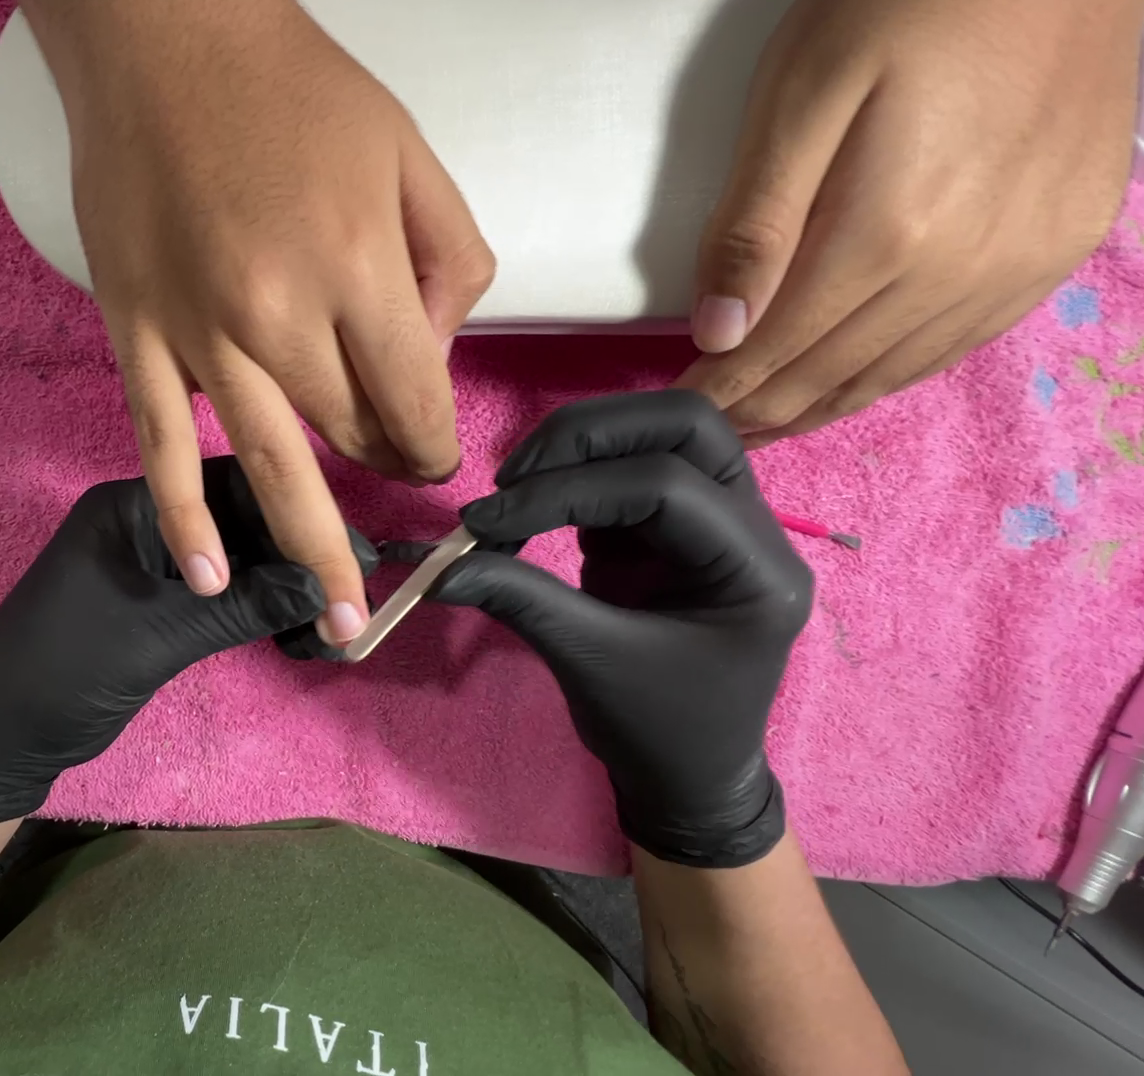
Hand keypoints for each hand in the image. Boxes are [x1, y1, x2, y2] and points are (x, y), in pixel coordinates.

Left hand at [0, 457, 370, 825]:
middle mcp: (141, 521)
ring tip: (334, 608)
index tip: (352, 555)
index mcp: (130, 507)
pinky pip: (215, 589)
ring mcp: (147, 562)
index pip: (228, 490)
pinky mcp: (153, 601)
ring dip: (278, 580)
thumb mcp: (158, 635)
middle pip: (234, 520)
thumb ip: (242, 605)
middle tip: (355, 585)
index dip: (294, 516)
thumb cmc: (65, 671)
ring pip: (230, 557)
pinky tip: (292, 619)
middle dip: (293, 551)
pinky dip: (252, 603)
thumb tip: (328, 585)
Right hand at [18, 0, 494, 643]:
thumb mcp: (409, 153)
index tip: (435, 454)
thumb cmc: (292, 91)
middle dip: (385, 463)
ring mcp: (199, 337)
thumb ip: (450, 261)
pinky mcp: (138, 339)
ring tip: (339, 619)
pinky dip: (186, 519)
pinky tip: (210, 576)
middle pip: (350, 434)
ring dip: (314, 545)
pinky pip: (163, 446)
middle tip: (394, 468)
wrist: (162, 46)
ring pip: (271, 466)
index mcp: (354, 266)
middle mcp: (277, 316)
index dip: (436, 442)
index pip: (415, 399)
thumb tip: (430, 354)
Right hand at [431, 391, 812, 866]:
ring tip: (514, 485)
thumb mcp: (587, 662)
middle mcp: (749, 526)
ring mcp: (711, 518)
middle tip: (513, 477)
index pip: (664, 487)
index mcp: (754, 568)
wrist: (684, 768)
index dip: (567, 493)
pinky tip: (526, 507)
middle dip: (587, 437)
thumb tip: (439, 570)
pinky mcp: (667, 524)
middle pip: (681, 425)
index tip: (486, 523)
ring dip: (578, 444)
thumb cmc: (657, 727)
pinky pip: (622, 467)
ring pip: (657, 430)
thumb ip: (519, 600)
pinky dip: (568, 475)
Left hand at [681, 0, 1141, 444]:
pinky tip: (845, 387)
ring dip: (814, 409)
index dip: (715, 393)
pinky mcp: (1060, 243)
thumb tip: (716, 333)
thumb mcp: (795, 109)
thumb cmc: (903, 7)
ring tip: (759, 426)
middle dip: (754, 412)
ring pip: (888, 377)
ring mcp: (1024, 260)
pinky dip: (884, 379)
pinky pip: (953, 347)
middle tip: (707, 433)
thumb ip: (752, 230)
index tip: (675, 413)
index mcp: (885, 237)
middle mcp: (964, 267)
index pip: (770, 355)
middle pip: (825, 378)